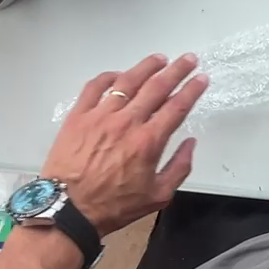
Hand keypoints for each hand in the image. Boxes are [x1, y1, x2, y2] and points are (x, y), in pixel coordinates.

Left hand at [38, 53, 206, 236]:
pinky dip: (109, 77)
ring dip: (146, 67)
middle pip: (157, 87)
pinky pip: (94, 87)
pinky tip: (119, 74)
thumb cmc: (113, 206)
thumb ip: (179, 168)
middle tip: (188, 59)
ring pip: (127, 81)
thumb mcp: (157, 196)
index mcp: (148, 141)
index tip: (201, 78)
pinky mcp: (78, 116)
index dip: (192, 90)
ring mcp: (100, 116)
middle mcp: (127, 122)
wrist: (67, 210)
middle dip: (177, 70)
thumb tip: (190, 144)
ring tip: (159, 59)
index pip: (177, 107)